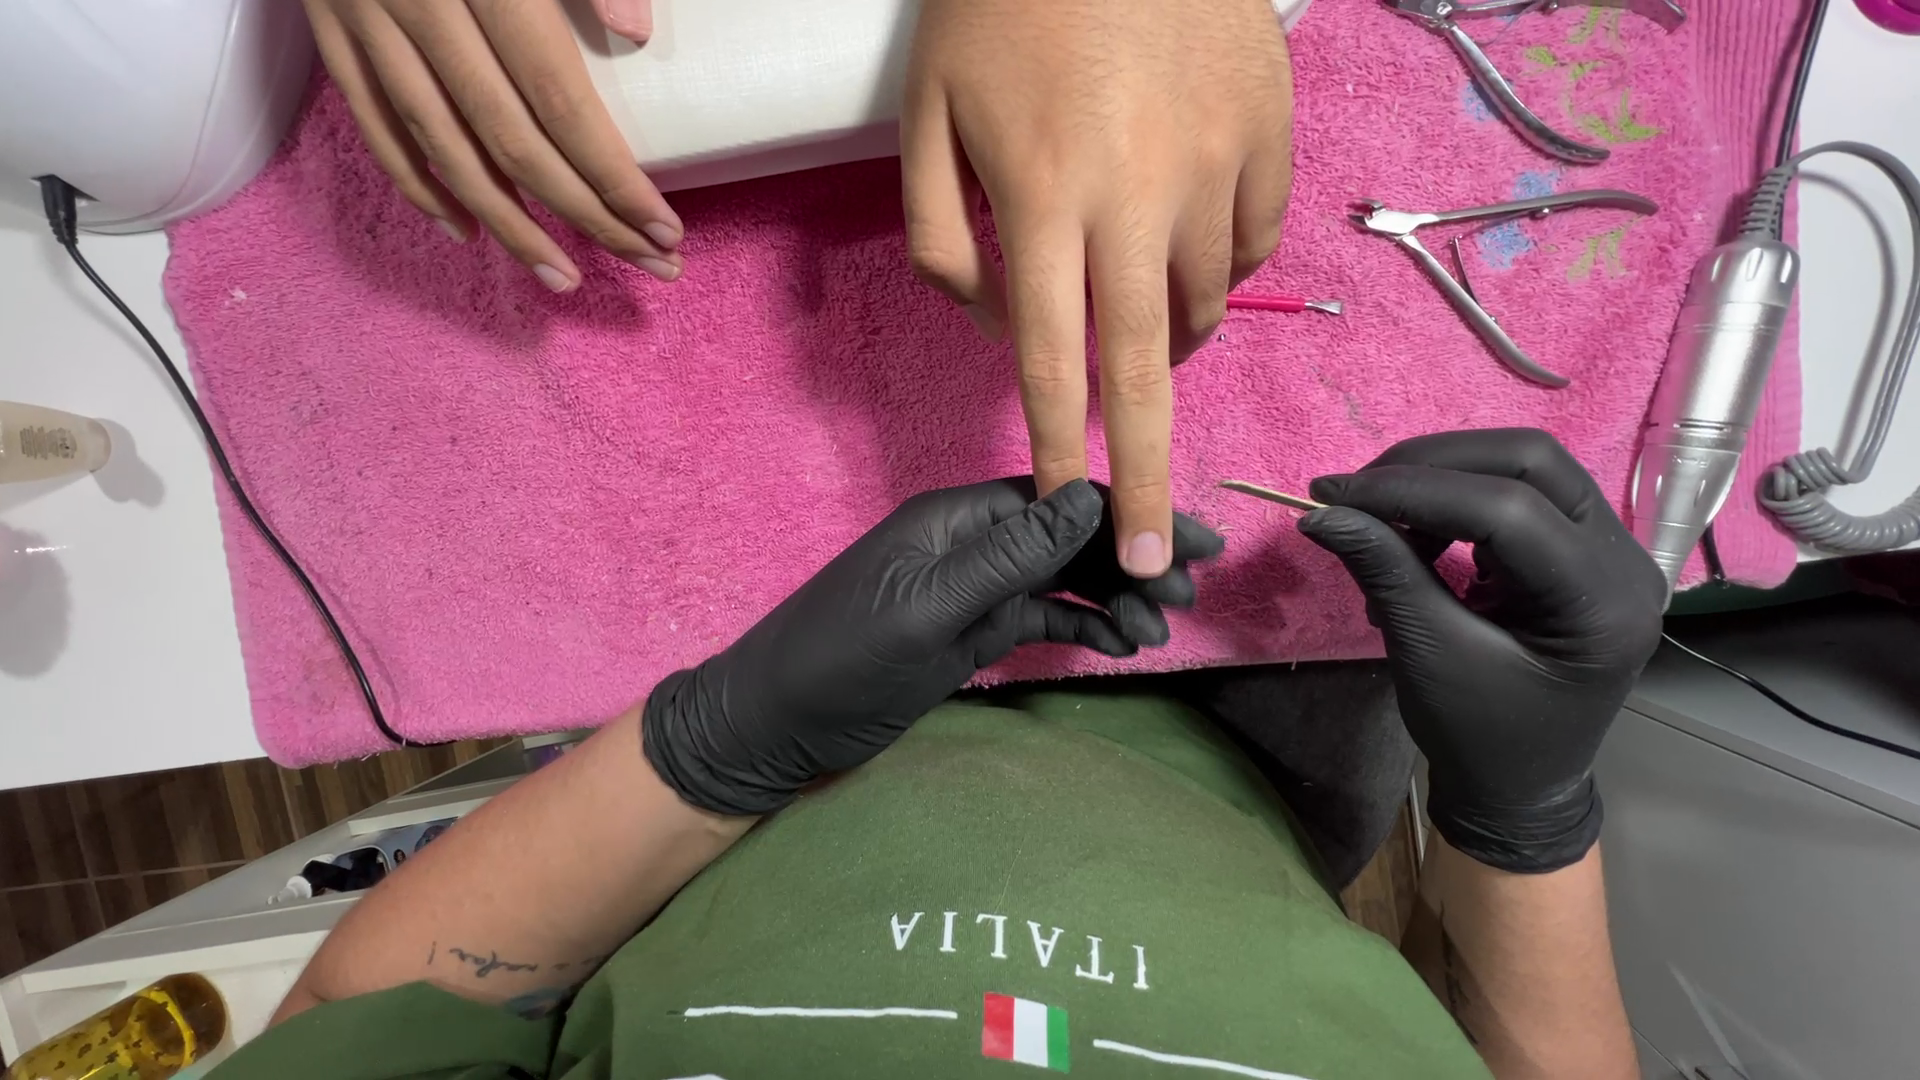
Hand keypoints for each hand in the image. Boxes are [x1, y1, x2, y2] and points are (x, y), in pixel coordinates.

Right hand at [303, 0, 683, 289]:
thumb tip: (638, 34)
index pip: (564, 106)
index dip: (617, 179)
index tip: (667, 231)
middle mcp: (418, 6)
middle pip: (517, 147)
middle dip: (591, 219)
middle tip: (651, 267)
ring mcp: (363, 17)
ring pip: (446, 152)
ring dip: (512, 228)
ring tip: (564, 278)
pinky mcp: (325, 22)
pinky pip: (372, 122)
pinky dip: (418, 184)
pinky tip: (467, 230)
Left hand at [643, 478, 1224, 814]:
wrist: (777, 727)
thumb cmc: (842, 661)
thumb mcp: (929, 610)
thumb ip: (1009, 558)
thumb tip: (1090, 498)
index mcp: (958, 520)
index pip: (1058, 502)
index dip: (1125, 518)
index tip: (1189, 544)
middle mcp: (973, 544)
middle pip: (1067, 539)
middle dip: (1129, 560)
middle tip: (1188, 596)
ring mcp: (975, 590)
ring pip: (1060, 581)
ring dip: (1111, 598)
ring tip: (1157, 630)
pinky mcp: (973, 632)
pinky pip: (1040, 619)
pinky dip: (1080, 627)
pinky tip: (1119, 643)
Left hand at [901, 0, 1292, 579]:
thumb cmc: (998, 1)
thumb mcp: (925, 117)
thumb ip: (943, 240)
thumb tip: (998, 320)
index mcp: (1044, 201)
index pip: (1051, 362)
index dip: (1060, 452)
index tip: (1071, 520)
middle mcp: (1138, 200)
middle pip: (1144, 372)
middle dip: (1143, 476)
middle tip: (1154, 554)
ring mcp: (1217, 166)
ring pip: (1200, 308)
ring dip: (1163, 336)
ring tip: (1133, 299)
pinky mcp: (1271, 133)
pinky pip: (1248, 245)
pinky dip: (1214, 265)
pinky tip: (1181, 226)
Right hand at [1297, 429, 1665, 872]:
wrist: (1517, 780)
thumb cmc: (1477, 731)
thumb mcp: (1425, 652)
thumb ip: (1382, 571)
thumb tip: (1321, 513)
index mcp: (1599, 600)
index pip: (1504, 508)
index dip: (1408, 491)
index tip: (1327, 496)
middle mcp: (1623, 559)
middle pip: (1527, 462)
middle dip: (1427, 466)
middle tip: (1354, 494)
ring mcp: (1606, 549)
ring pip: (1522, 467)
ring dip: (1437, 479)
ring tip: (1380, 522)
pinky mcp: (1575, 549)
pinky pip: (1515, 493)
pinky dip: (1450, 502)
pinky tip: (1415, 537)